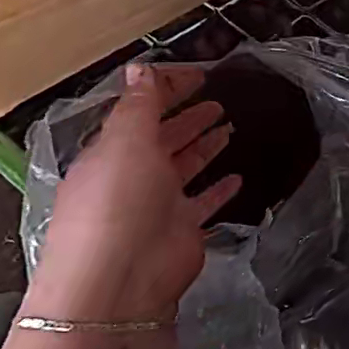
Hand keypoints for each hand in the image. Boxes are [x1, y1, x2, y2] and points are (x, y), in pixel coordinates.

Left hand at [24, 64, 241, 322]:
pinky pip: (204, 201)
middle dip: (186, 117)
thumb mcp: (126, 144)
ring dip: (204, 145)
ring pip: (185, 166)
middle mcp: (132, 175)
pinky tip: (236, 178)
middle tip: (215, 100)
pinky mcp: (182, 227)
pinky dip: (219, 188)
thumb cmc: (118, 204)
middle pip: (163, 138)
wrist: (119, 279)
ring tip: (227, 127)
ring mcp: (158, 202)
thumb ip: (139, 106)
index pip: (140, 111)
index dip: (167, 89)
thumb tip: (141, 68)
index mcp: (112, 151)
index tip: (199, 74)